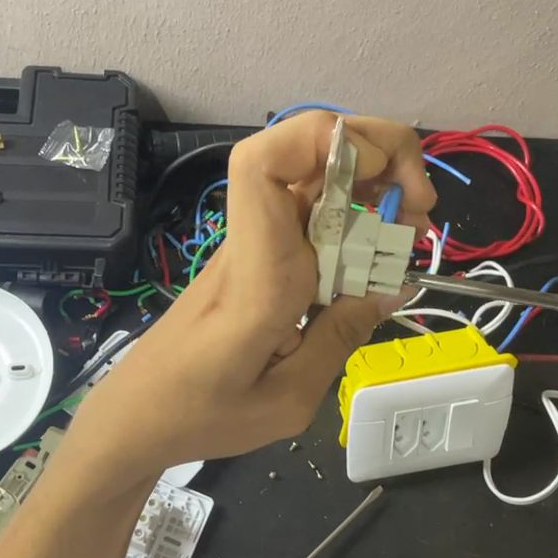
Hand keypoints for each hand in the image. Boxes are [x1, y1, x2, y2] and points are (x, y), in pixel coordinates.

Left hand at [61, 112, 436, 482]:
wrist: (140, 416)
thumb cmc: (203, 415)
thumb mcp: (288, 400)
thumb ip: (340, 338)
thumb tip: (389, 286)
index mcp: (258, 275)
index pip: (262, 165)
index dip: (326, 140)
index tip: (381, 178)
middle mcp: (253, 244)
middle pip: (301, 149)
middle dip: (376, 155)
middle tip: (417, 212)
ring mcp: (251, 247)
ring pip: (311, 178)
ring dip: (368, 186)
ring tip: (407, 233)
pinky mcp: (254, 260)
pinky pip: (307, 216)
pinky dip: (350, 218)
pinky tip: (373, 254)